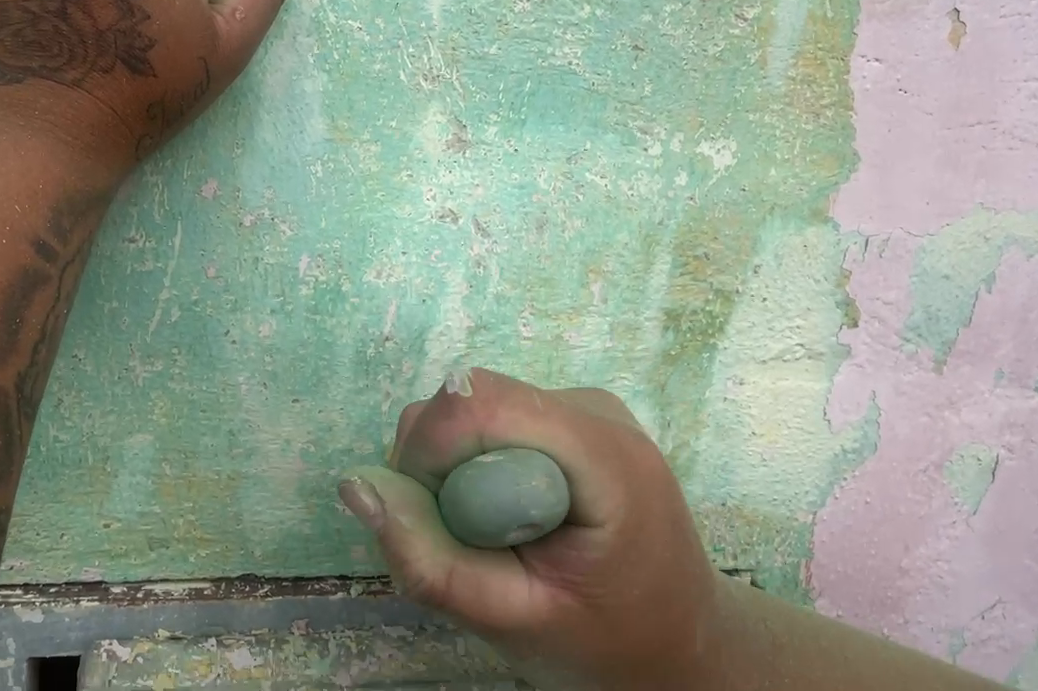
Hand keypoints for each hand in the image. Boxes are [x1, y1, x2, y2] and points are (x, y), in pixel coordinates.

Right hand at [338, 368, 720, 689]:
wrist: (683, 640)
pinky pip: (493, 412)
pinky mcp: (570, 412)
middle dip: (434, 459)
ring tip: (483, 528)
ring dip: (452, 460)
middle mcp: (594, 409)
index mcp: (603, 457)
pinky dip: (475, 455)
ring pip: (474, 400)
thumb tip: (354, 486)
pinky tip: (503, 507)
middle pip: (471, 395)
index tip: (424, 514)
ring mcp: (585, 404)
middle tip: (452, 534)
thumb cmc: (606, 642)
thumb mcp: (513, 623)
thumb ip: (431, 563)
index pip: (481, 402)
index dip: (429, 449)